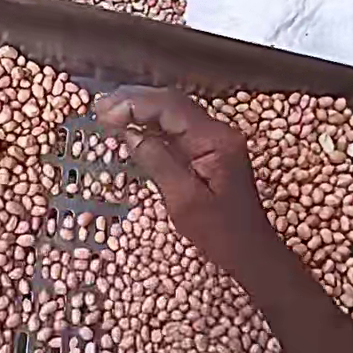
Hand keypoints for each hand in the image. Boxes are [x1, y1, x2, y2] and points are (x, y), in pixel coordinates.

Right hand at [94, 86, 281, 279]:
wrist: (251, 252)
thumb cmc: (220, 233)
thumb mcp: (184, 200)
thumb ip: (157, 162)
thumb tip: (130, 135)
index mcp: (215, 140)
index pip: (170, 107)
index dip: (134, 105)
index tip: (103, 113)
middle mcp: (218, 132)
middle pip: (172, 102)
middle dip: (134, 100)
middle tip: (100, 106)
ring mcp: (215, 140)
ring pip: (173, 112)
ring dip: (141, 109)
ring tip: (109, 112)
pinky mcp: (210, 151)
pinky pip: (177, 129)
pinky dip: (152, 125)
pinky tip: (131, 128)